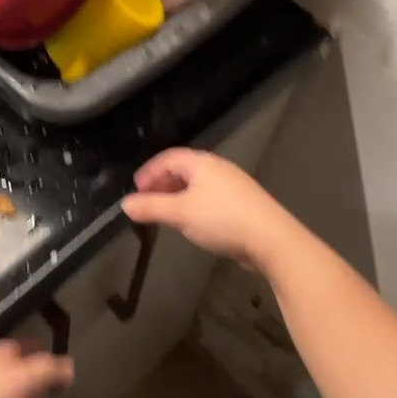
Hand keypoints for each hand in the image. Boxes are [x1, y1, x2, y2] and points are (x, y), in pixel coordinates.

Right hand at [120, 148, 302, 272]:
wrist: (272, 239)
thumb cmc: (222, 219)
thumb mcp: (180, 214)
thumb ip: (151, 208)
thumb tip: (125, 204)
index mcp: (202, 163)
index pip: (168, 158)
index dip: (149, 172)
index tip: (136, 190)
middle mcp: (218, 168)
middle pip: (183, 169)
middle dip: (162, 184)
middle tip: (148, 202)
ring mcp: (233, 185)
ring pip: (197, 185)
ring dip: (177, 196)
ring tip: (166, 214)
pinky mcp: (242, 204)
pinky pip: (210, 198)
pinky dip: (193, 205)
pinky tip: (191, 223)